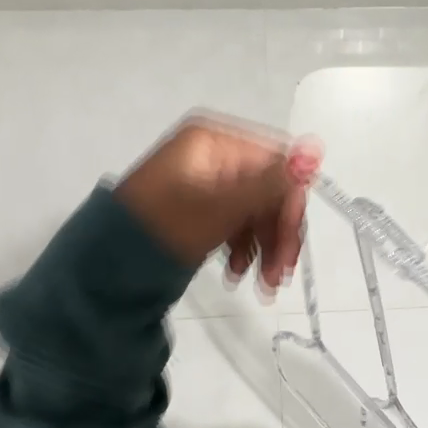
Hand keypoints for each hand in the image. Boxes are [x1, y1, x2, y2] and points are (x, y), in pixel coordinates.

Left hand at [113, 112, 322, 288]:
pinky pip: (236, 223)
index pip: (277, 163)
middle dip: (278, 234)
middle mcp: (213, 154)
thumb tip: (316, 148)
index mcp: (216, 141)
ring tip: (262, 286)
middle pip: (268, 190)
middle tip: (280, 277)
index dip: (291, 204)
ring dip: (265, 248)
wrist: (110, 265)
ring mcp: (206, 181)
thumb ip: (271, 181)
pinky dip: (244, 249)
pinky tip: (239, 275)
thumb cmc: (166, 228)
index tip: (292, 245)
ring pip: (255, 211)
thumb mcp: (223, 205)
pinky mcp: (199, 207)